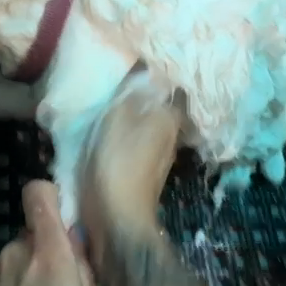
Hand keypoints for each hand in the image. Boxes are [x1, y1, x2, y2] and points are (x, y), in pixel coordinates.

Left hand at [0, 180, 98, 285]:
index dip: (51, 199)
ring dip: (27, 279)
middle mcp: (15, 252)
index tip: (64, 223)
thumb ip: (83, 274)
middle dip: (46, 256)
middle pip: (32, 235)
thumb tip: (75, 242)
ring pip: (16, 261)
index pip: (40, 193)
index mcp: (49, 254)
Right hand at [80, 76, 183, 266]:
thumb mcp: (118, 117)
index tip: (141, 66)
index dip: (161, 77)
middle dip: (147, 94)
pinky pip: (139, 141)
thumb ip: (131, 91)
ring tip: (112, 100)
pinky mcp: (144, 171)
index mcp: (168, 118)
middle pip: (163, 107)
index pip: (175, 90)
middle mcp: (170, 135)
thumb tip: (146, 66)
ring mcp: (159, 156)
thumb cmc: (117, 161)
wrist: (116, 219)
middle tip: (122, 79)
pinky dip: (129, 132)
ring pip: (151, 124)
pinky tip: (110, 128)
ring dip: (136, 114)